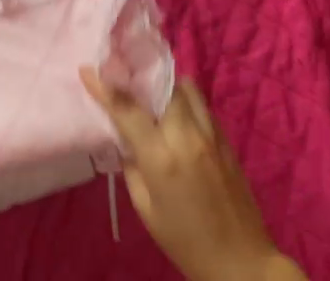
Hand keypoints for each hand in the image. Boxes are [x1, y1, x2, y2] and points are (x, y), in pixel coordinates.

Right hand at [81, 69, 305, 280]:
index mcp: (161, 158)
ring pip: (186, 89)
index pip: (127, 109)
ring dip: (166, 86)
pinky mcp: (227, 141)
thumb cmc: (186, 242)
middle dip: (139, 78)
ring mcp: (211, 135)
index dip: (104, 86)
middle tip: (122, 76)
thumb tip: (125, 141)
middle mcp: (187, 137)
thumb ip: (132, 168)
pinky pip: (202, 106)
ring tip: (152, 92)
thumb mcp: (146, 209)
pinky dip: (186, 101)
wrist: (242, 261)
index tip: (87, 69)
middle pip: (161, 87)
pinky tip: (177, 114)